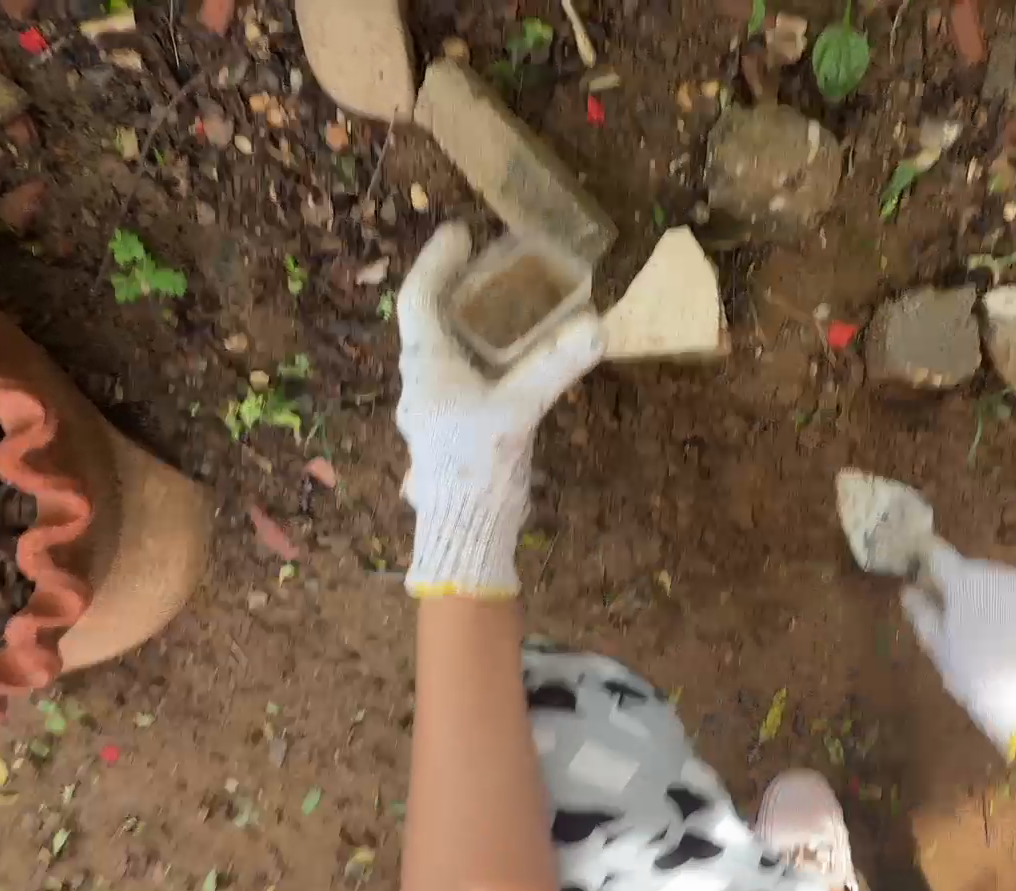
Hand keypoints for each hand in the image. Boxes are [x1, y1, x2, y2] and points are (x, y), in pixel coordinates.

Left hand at [396, 223, 603, 597]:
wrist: (467, 531)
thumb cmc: (477, 465)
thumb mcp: (518, 409)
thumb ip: (554, 367)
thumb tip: (597, 327)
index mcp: (425, 367)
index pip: (418, 298)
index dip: (436, 261)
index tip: (459, 233)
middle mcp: (423, 383)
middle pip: (434, 324)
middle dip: (460, 294)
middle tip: (495, 271)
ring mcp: (438, 410)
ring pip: (453, 356)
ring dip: (477, 331)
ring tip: (513, 313)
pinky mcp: (457, 432)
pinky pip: (470, 382)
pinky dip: (491, 363)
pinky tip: (519, 366)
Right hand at [900, 543, 1015, 757]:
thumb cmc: (972, 671)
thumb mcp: (937, 645)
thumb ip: (922, 612)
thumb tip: (909, 592)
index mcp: (964, 581)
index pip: (939, 555)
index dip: (927, 563)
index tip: (922, 580)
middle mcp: (998, 576)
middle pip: (972, 570)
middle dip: (960, 586)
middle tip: (952, 616)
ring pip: (1001, 585)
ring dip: (989, 599)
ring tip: (986, 634)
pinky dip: (1015, 614)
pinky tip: (1013, 643)